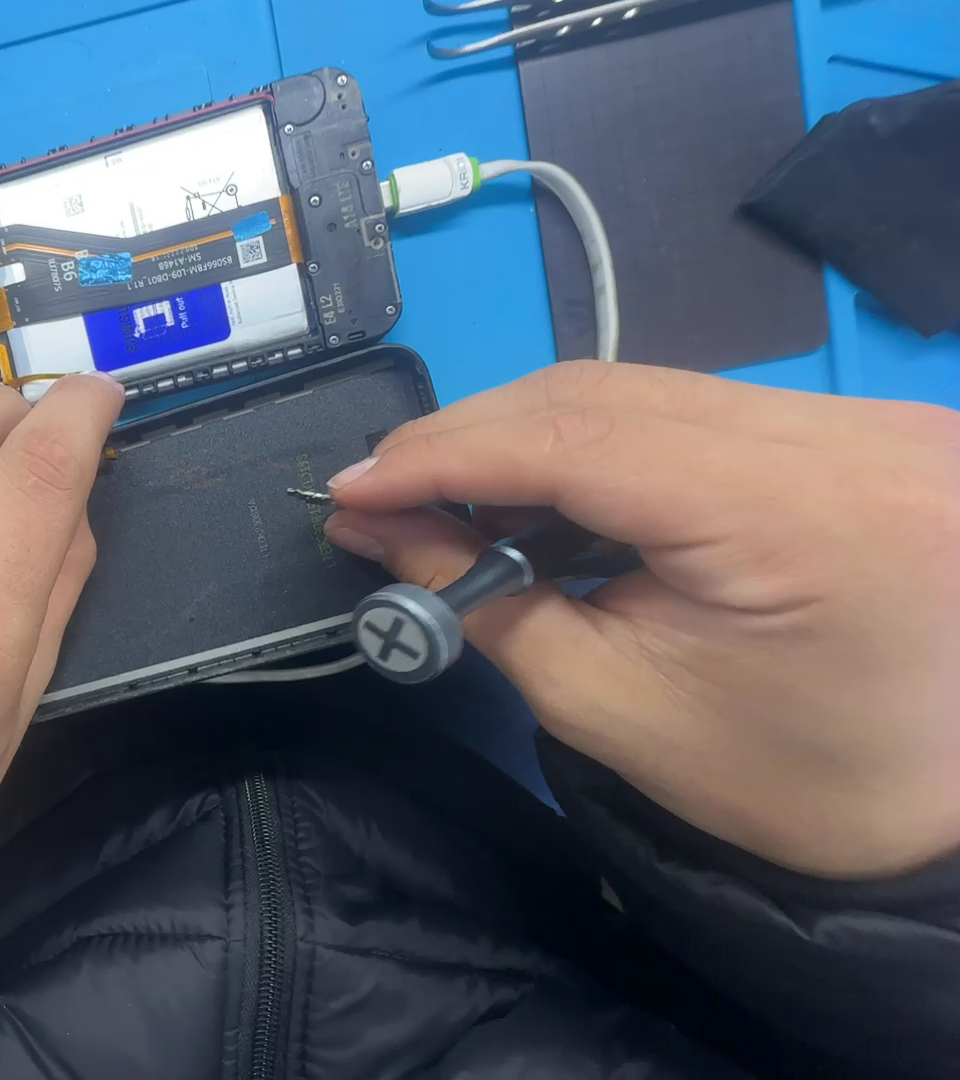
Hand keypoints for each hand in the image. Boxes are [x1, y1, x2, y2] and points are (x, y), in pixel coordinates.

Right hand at [323, 361, 959, 878]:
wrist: (924, 804)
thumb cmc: (757, 774)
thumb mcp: (584, 689)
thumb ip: (464, 589)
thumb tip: (361, 520)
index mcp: (807, 518)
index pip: (577, 442)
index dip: (442, 457)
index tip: (352, 488)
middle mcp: (853, 437)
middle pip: (594, 395)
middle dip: (460, 438)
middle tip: (378, 488)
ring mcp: (857, 421)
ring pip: (620, 388)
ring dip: (503, 437)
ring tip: (436, 493)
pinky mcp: (837, 429)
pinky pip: (660, 408)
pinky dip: (562, 443)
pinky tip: (522, 493)